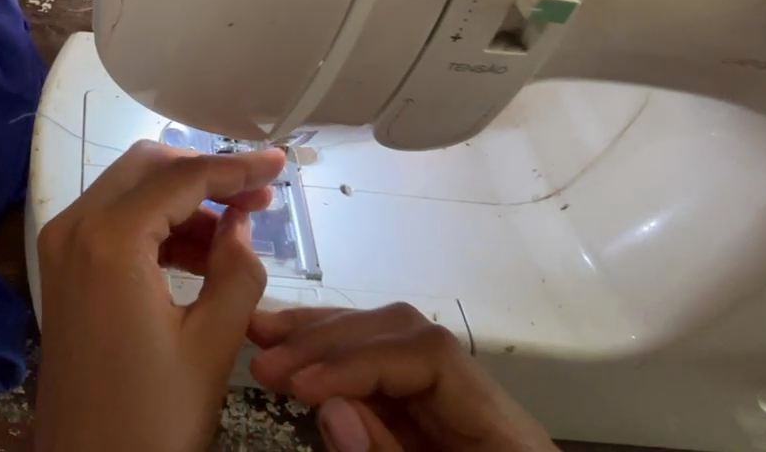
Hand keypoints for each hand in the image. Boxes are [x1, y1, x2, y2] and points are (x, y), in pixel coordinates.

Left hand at [35, 139, 287, 451]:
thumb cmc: (152, 420)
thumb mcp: (211, 345)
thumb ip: (236, 270)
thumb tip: (239, 220)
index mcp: (109, 239)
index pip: (181, 178)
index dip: (236, 167)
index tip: (278, 162)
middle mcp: (74, 226)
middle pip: (148, 167)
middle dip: (206, 173)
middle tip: (257, 195)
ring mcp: (62, 246)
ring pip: (129, 189)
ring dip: (182, 199)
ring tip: (236, 226)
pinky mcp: (62, 268)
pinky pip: (114, 221)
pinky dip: (156, 223)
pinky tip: (198, 251)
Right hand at [249, 305, 557, 451]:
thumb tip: (329, 405)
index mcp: (504, 431)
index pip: (429, 357)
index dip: (360, 362)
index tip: (302, 386)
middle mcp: (481, 401)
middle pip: (404, 335)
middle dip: (329, 342)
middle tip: (264, 358)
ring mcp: (454, 405)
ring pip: (386, 341)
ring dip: (319, 336)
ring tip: (261, 333)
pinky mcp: (427, 418)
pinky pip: (378, 373)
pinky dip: (330, 359)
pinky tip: (291, 351)